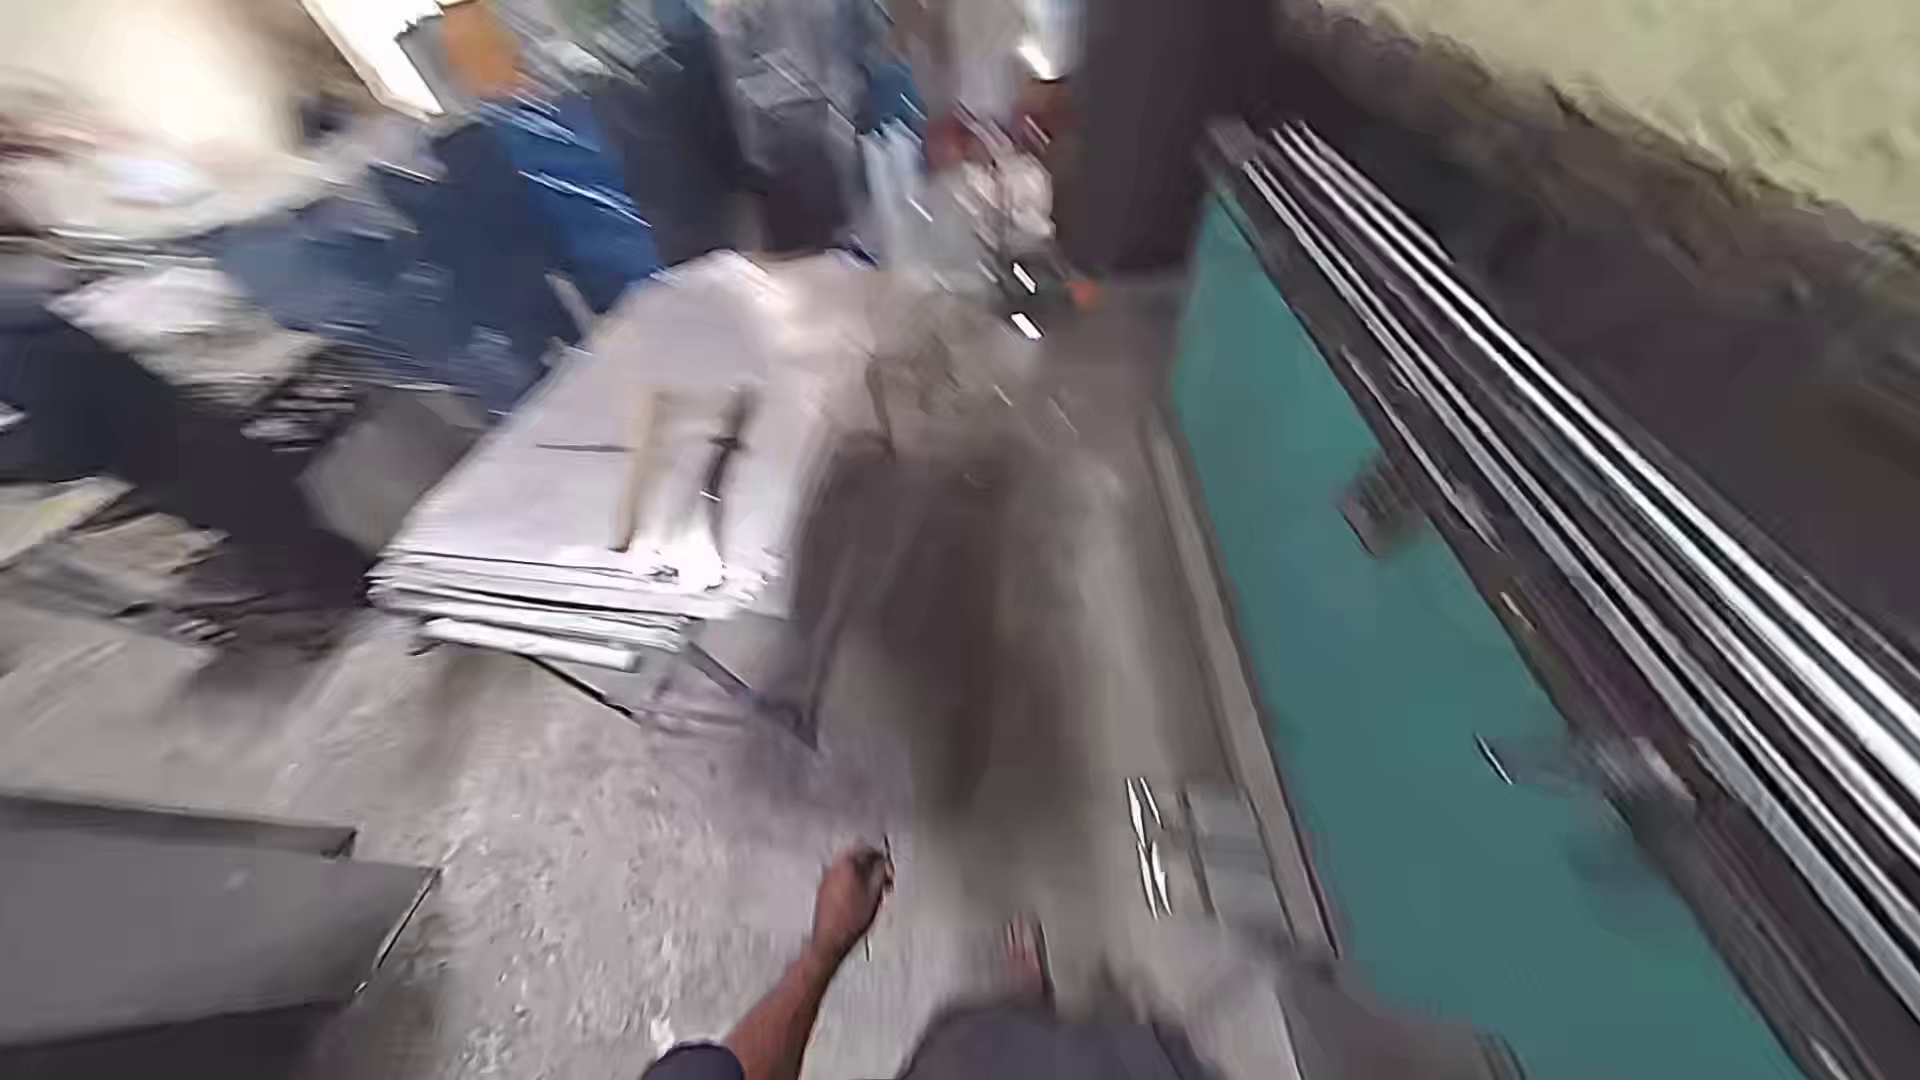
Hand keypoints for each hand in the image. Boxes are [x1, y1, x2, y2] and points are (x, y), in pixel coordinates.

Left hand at [808, 843, 892, 963]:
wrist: (830, 942)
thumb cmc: (850, 921)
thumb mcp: (875, 893)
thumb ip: (881, 872)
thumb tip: (884, 863)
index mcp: (847, 863)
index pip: (869, 849)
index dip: (883, 859)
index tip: (888, 869)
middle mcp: (834, 867)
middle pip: (859, 858)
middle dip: (873, 869)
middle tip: (883, 882)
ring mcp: (827, 879)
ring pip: (851, 870)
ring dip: (864, 878)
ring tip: (873, 893)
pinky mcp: (823, 891)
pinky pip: (842, 880)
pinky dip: (853, 885)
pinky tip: (860, 900)